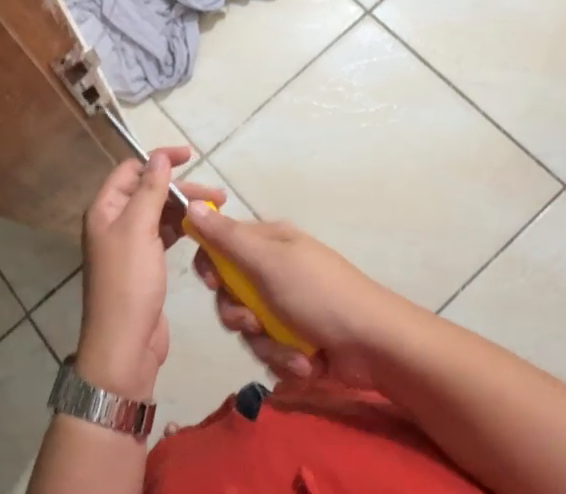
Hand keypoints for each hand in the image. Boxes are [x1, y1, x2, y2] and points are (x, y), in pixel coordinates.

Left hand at [77, 147, 223, 400]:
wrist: (124, 346)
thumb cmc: (128, 283)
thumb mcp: (139, 230)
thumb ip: (150, 191)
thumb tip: (159, 157)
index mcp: (105, 209)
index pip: (131, 170)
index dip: (158, 160)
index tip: (190, 156)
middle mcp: (114, 223)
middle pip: (148, 191)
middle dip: (180, 188)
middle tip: (218, 195)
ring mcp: (130, 246)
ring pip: (159, 214)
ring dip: (185, 209)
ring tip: (219, 210)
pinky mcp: (145, 266)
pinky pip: (164, 236)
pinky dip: (183, 229)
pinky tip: (204, 232)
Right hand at [186, 204, 391, 386]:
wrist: (375, 346)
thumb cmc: (319, 294)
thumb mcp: (268, 262)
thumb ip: (226, 238)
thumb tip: (190, 203)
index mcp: (269, 243)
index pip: (220, 245)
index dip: (211, 266)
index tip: (213, 284)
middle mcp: (275, 271)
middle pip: (229, 292)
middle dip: (239, 315)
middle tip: (254, 322)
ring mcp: (286, 307)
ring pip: (248, 327)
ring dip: (267, 344)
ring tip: (295, 351)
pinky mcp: (296, 339)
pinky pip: (269, 350)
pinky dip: (285, 359)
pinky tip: (307, 362)